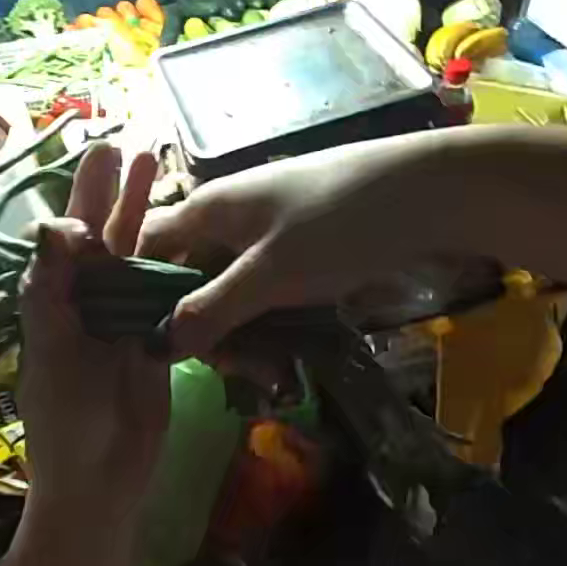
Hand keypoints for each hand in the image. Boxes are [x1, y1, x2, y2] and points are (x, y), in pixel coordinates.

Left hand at [19, 143, 170, 521]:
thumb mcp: (52, 353)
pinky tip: (191, 237)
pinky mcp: (156, 338)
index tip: (99, 162)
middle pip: (103, 240)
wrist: (103, 480)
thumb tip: (49, 227)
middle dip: (113, 195)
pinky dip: (175, 264)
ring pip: (136, 260)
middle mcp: (88, 304)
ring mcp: (124, 320)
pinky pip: (164, 295)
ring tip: (157, 171)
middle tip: (127, 149)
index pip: (68, 241)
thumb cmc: (67, 420)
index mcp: (57, 302)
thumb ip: (50, 291)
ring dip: (146, 218)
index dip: (82, 199)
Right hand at [137, 135, 448, 357]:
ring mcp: (265, 232)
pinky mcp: (297, 249)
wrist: (429, 193)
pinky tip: (288, 352)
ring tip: (272, 372)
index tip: (152, 341)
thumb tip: (156, 346)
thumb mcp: (269, 274)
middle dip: (203, 327)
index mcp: (207, 209)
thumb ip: (211, 310)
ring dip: (241, 332)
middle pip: (189, 276)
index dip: (138, 291)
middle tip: (235, 370)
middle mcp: (227, 217)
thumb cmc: (336, 224)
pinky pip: (264, 289)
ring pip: (229, 289)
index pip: (146, 245)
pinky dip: (269, 321)